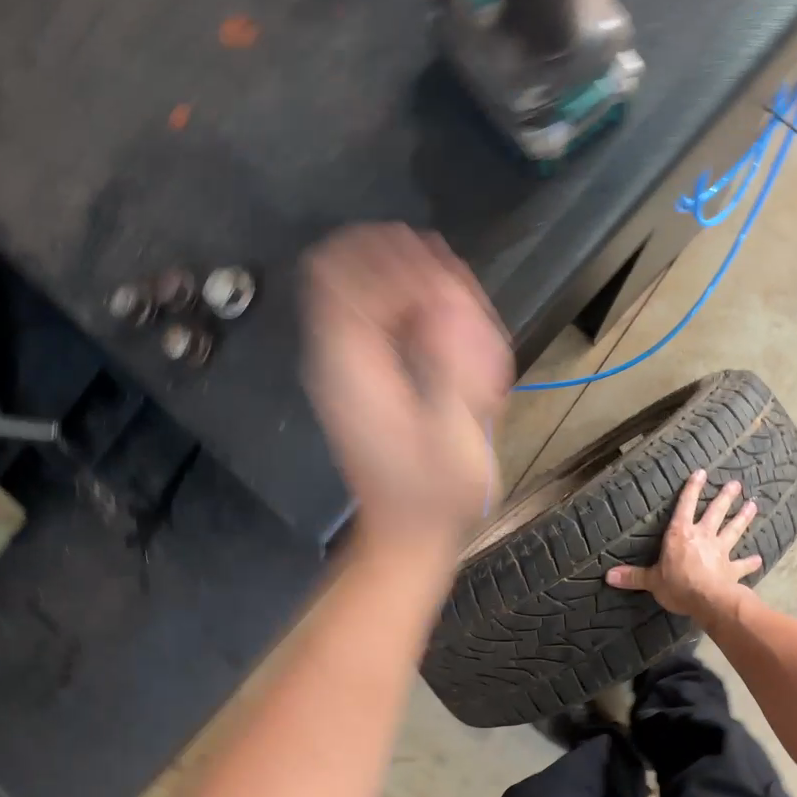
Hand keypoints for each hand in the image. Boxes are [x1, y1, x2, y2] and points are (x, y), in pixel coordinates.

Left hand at [302, 224, 512, 553]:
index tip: (448, 292)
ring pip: (362, 282)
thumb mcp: (453, 438)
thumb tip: (451, 304)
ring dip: (412, 280)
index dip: (398, 266)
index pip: (345, 276)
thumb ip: (453, 368)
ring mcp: (346, 359)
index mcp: (349, 367)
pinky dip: (413, 303)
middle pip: (348, 267)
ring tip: (460, 316)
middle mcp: (337, 354)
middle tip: (458, 301)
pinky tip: (451, 325)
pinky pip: (376, 309)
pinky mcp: (362, 368)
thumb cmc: (434, 494)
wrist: (407, 530)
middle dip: (407, 266)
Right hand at [606, 468, 761, 620]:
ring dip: (743, 518)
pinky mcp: (732, 569)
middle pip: (716, 512)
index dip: (692, 489)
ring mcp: (720, 552)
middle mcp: (703, 537)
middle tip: (736, 484)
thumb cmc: (677, 585)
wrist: (708, 600)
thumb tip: (608, 576)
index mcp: (680, 535)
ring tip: (753, 505)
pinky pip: (742, 564)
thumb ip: (633, 577)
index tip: (701, 472)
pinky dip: (750, 562)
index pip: (685, 506)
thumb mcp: (651, 581)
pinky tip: (759, 559)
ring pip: (734, 530)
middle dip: (725, 497)